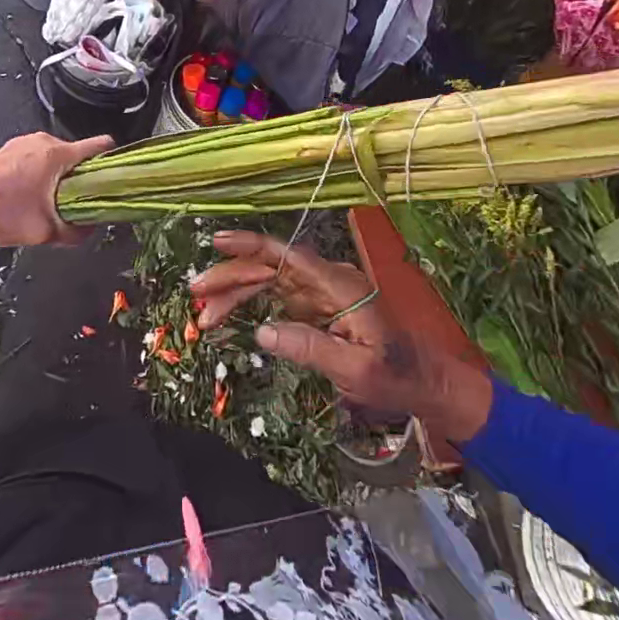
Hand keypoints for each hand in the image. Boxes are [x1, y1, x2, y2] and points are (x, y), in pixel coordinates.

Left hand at [0, 133, 111, 246]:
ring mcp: (24, 142)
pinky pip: (39, 156)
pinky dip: (44, 172)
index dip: (114, 160)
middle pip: (80, 153)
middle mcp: (43, 141)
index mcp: (57, 154)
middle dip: (83, 174)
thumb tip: (93, 227)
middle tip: (78, 199)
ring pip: (59, 156)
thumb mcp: (46, 232)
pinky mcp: (10, 149)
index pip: (102, 144)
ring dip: (62, 174)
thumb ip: (78, 231)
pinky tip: (32, 193)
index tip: (113, 179)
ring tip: (52, 199)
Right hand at [191, 231, 493, 443]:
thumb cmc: (394, 374)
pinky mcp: (319, 309)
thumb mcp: (354, 369)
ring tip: (204, 316)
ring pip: (272, 282)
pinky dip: (252, 305)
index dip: (253, 246)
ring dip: (238, 293)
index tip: (219, 240)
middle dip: (233, 276)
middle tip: (196, 294)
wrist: (422, 379)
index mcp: (341, 286)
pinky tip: (229, 317)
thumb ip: (309, 348)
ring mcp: (324, 294)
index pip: (290, 257)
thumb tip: (262, 331)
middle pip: (274, 267)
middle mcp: (330, 282)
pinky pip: (280, 299)